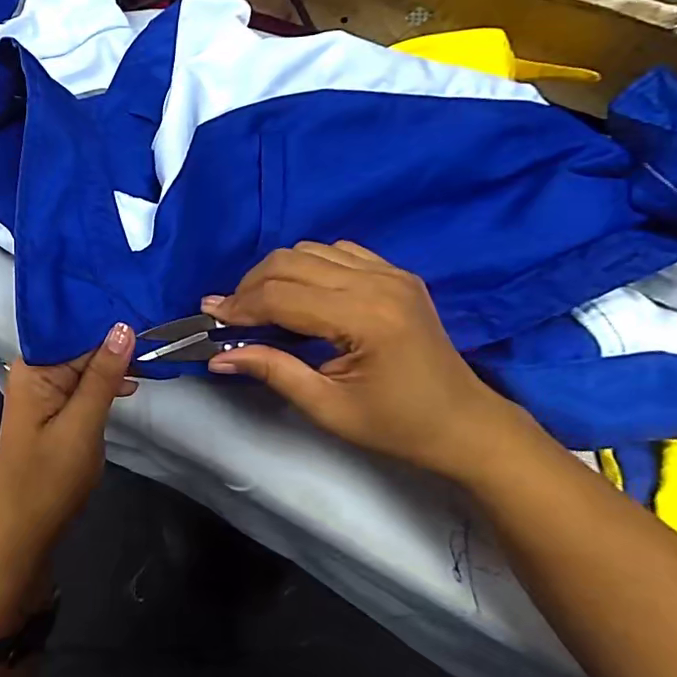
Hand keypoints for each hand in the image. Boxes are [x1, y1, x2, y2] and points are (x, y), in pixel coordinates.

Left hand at [0, 325, 136, 638]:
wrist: (25, 532)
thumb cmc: (50, 479)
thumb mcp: (82, 425)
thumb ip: (102, 376)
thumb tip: (122, 328)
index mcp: (32, 369)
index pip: (74, 332)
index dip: (107, 323)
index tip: (144, 311)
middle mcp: (33, 373)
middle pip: (77, 346)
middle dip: (112, 342)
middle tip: (156, 331)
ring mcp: (41, 393)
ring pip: (82, 367)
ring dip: (111, 365)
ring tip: (150, 355)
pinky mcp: (50, 411)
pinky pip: (79, 386)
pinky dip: (102, 385)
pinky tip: (128, 385)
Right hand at [203, 241, 536, 482]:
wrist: (467, 424)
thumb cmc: (398, 426)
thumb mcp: (329, 408)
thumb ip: (273, 371)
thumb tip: (218, 356)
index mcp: (365, 319)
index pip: (283, 296)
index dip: (240, 305)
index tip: (209, 316)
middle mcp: (378, 283)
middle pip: (290, 262)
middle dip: (250, 285)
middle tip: (228, 313)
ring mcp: (390, 272)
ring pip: (308, 250)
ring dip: (275, 273)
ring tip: (259, 304)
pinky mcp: (396, 272)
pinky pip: (336, 251)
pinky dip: (307, 265)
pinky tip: (300, 292)